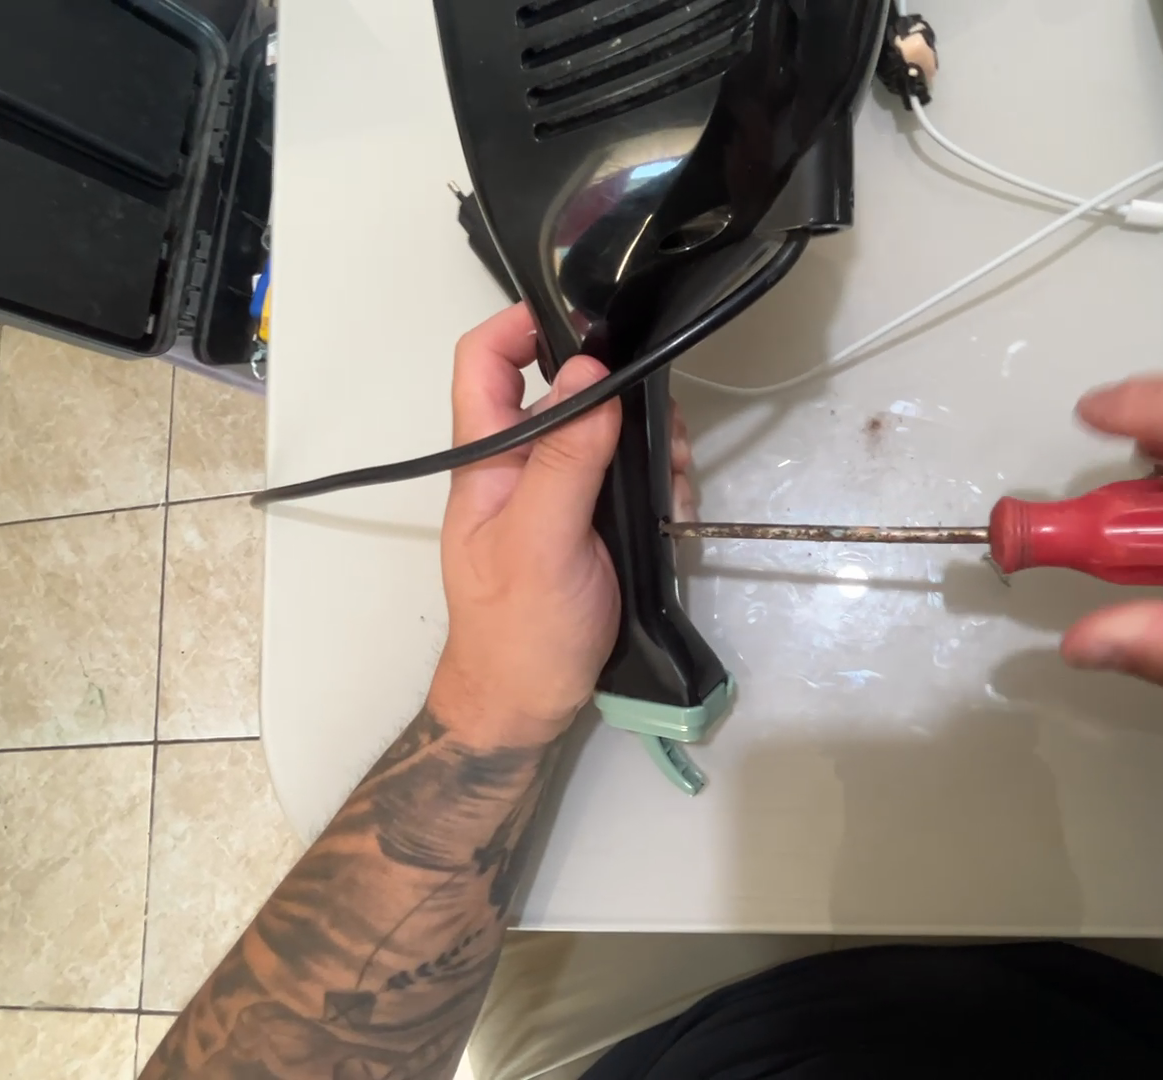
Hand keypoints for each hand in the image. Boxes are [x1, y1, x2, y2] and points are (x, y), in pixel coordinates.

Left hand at [426, 306, 699, 747]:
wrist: (531, 701)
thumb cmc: (519, 629)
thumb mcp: (539, 543)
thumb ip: (562, 459)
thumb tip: (588, 372)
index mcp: (489, 459)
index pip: (484, 362)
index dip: (519, 325)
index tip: (584, 318)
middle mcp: (524, 462)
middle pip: (565, 388)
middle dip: (620, 394)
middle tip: (664, 426)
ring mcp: (562, 491)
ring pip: (610, 430)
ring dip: (651, 442)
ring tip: (677, 476)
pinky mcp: (595, 518)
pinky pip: (630, 474)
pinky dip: (660, 479)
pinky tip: (676, 506)